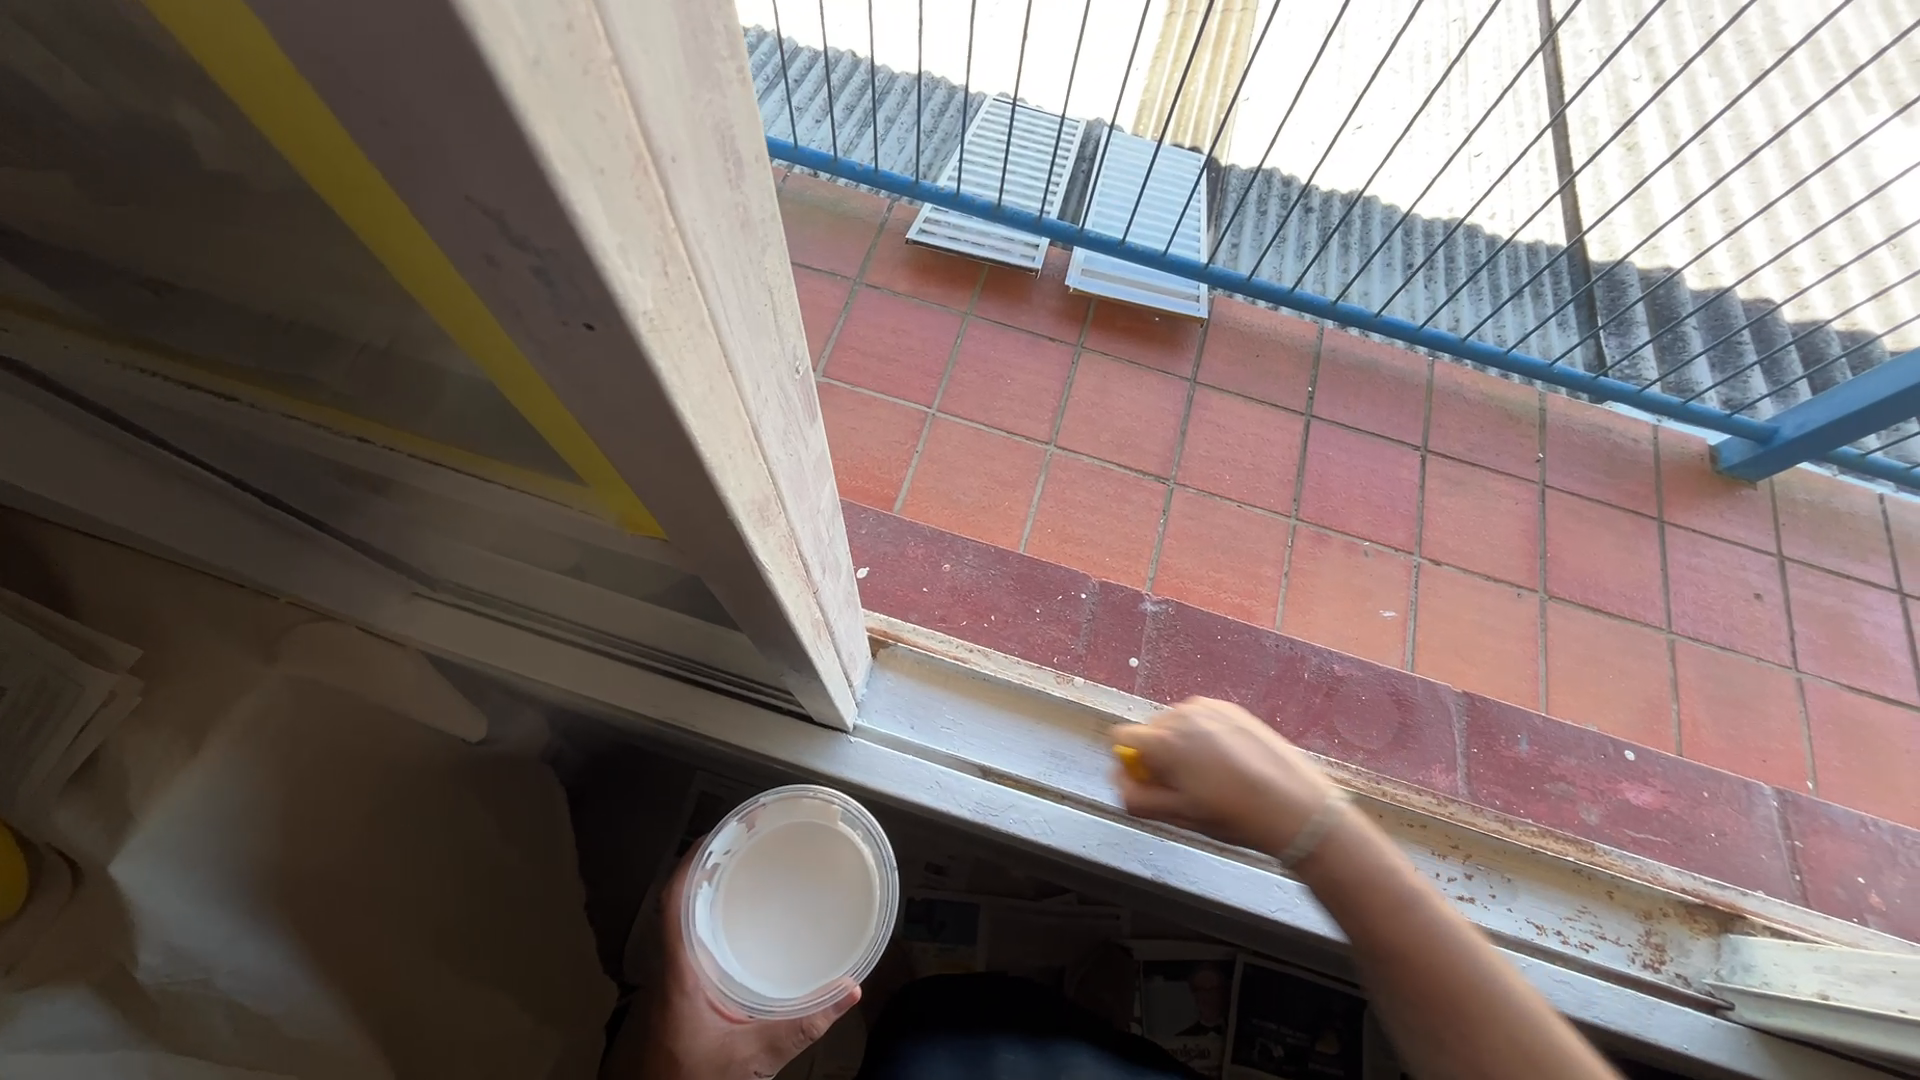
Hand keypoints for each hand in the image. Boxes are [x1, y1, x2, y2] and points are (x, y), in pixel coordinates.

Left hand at [627, 850, 860, 1079]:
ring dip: (707, 890)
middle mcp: (668, 969)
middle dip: (708, 865)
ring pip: (681, 921)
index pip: (674, 899)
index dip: (694, 859)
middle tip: (746, 843)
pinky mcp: (674, 997)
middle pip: (678, 901)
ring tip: (743, 869)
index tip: (723, 831)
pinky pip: (688, 942)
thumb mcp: (751, 1059)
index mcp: (679, 972)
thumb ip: (802, 1025)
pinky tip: (735, 924)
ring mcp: (668, 983)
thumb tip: (851, 990)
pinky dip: (709, 920)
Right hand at [1112, 697, 1336, 855]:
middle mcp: (1181, 715)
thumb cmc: (1234, 815)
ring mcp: (1208, 708)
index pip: (1121, 737)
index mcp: (1163, 741)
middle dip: (1159, 754)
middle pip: (1150, 731)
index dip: (1130, 761)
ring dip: (1182, 745)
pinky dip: (1204, 736)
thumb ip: (1136, 797)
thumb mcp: (1178, 815)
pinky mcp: (1230, 708)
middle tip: (1187, 784)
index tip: (1152, 780)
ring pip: (1176, 724)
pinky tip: (1228, 761)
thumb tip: (1117, 780)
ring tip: (1212, 774)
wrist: (1296, 806)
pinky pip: (1201, 719)